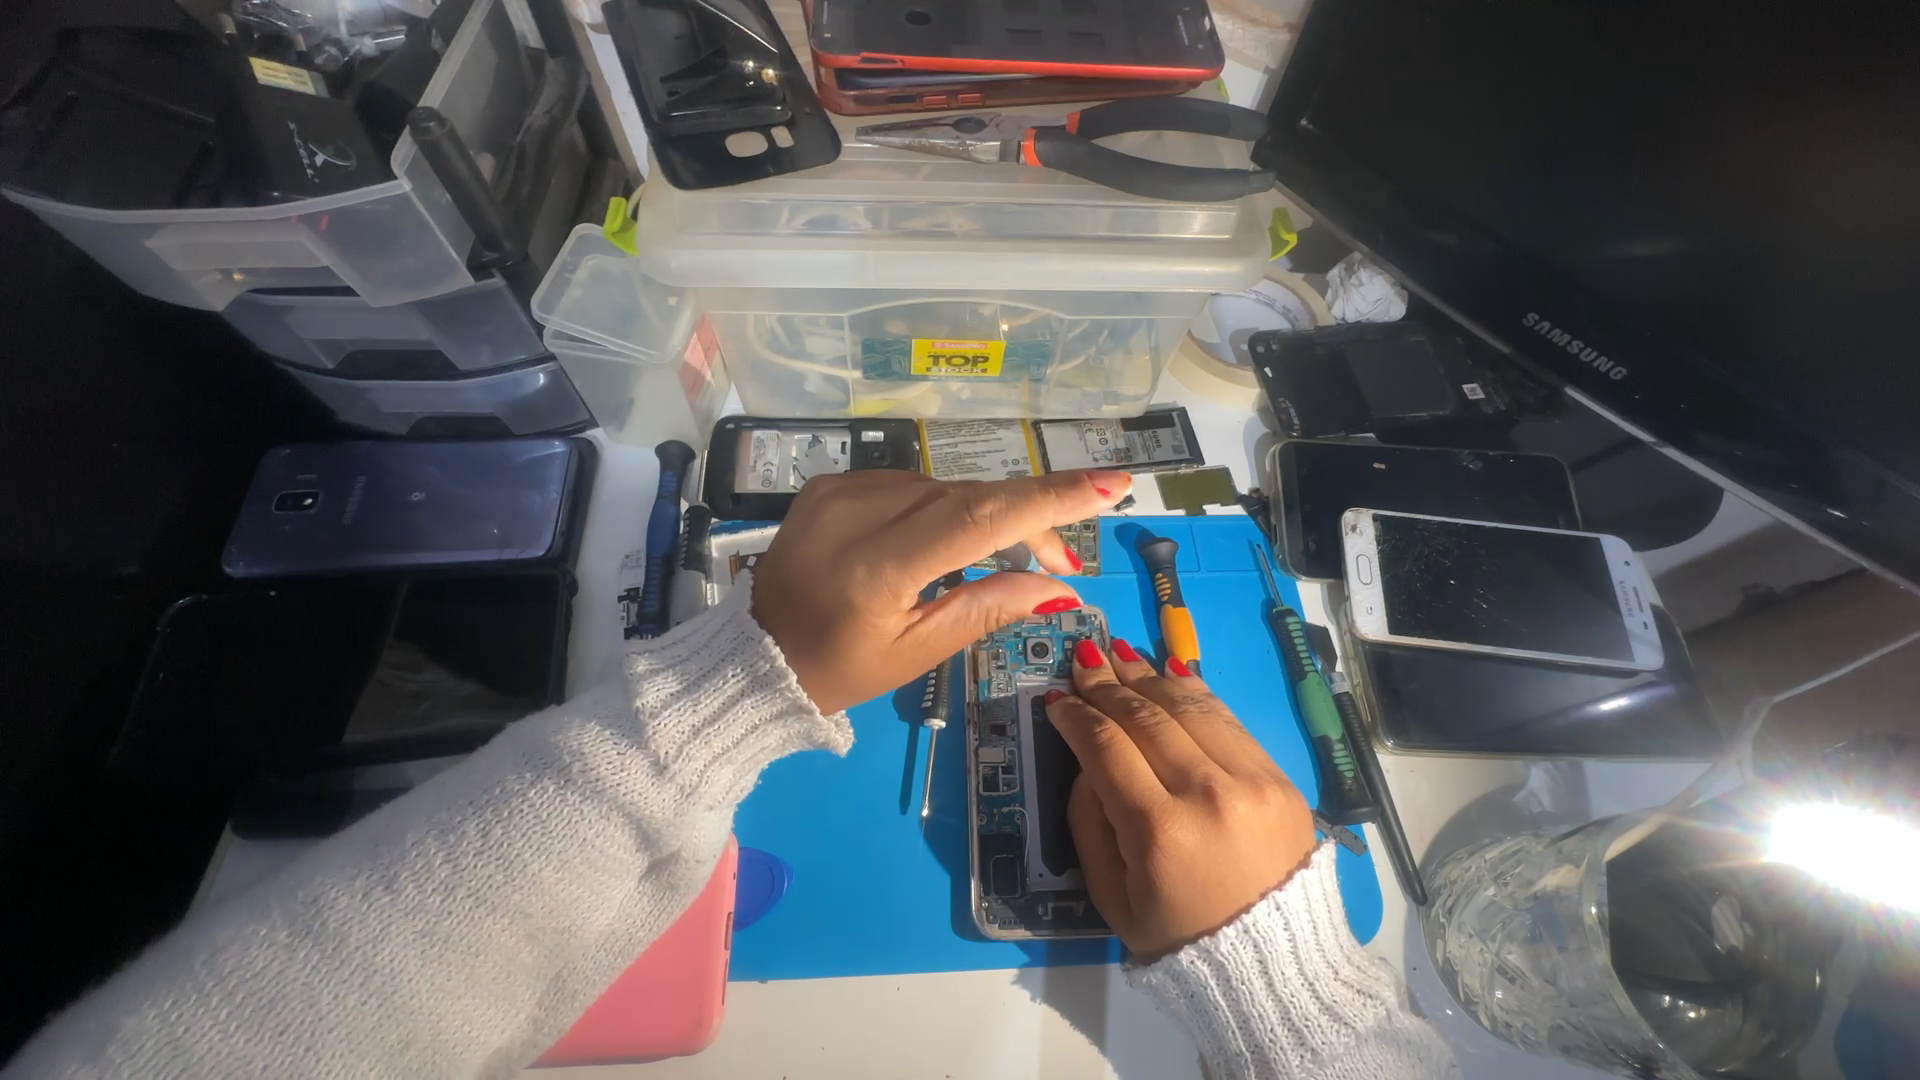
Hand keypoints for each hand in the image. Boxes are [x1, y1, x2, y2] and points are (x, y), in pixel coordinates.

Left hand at [750, 469, 1131, 713]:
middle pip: (968, 496)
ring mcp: (839, 489)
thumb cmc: (839, 669)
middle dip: (1027, 517)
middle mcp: (857, 510)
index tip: (1111, 484)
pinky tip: (950, 538)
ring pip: (942, 487)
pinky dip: (942, 506)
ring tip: (1011, 553)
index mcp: (879, 564)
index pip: (979, 518)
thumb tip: (1059, 586)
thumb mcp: (915, 652)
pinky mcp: (829, 483)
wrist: (753, 654)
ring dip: (985, 513)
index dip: (1049, 499)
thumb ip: (987, 609)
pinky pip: (907, 484)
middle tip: (1065, 556)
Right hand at [1047, 638, 1318, 960]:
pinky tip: (1167, 672)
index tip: (1055, 698)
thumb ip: (1088, 821)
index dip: (1075, 715)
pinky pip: (1227, 719)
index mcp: (1158, 831)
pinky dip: (1194, 691)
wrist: (1278, 965)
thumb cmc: (1180, 936)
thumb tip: (1088, 759)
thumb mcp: (1110, 896)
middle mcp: (1206, 794)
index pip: (1105, 747)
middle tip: (1083, 659)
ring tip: (1119, 653)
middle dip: (1106, 683)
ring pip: (1187, 707)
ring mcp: (1250, 780)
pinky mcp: (1279, 778)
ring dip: (1147, 676)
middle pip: (1144, 718)